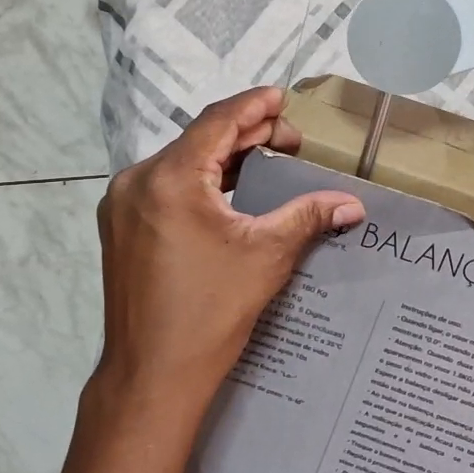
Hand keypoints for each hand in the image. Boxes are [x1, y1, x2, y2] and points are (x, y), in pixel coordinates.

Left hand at [95, 87, 365, 407]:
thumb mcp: (266, 257)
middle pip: (198, 141)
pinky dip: (199, 181)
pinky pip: (165, 187)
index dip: (254, 105)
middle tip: (290, 141)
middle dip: (245, 134)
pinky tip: (230, 191)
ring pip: (180, 164)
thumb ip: (307, 217)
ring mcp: (122, 206)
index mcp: (168, 179)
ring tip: (267, 160)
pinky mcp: (120, 228)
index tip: (283, 98)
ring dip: (222, 158)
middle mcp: (136, 182)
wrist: (152, 375)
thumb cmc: (210, 313)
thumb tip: (353, 203)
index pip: (216, 122)